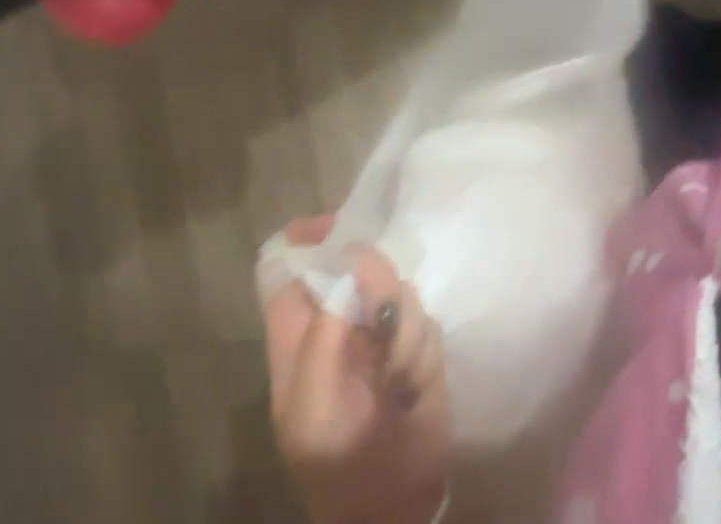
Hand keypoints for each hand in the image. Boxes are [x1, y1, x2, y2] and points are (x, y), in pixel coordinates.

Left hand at [262, 215, 450, 523]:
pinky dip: (422, 352)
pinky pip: (429, 321)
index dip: (308, 240)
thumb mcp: (314, 402)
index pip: (291, 269)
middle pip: (358, 267)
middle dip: (377, 285)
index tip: (340, 224)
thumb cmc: (336, 458)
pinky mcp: (419, 348)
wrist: (393, 505)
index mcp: (297, 335)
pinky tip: (413, 386)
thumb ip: (327, 332)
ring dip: (403, 335)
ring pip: (401, 291)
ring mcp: (382, 334)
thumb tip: (352, 264)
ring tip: (396, 379)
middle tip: (385, 314)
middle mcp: (340, 325)